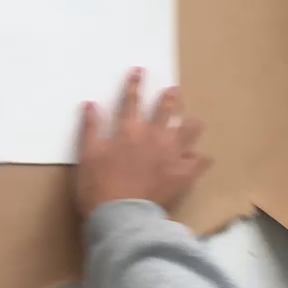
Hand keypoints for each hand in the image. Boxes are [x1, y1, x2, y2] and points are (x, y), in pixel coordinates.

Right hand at [75, 68, 212, 216]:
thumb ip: (90, 129)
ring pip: (190, 130)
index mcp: (129, 131)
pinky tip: (199, 157)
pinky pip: (199, 162)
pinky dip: (200, 158)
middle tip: (174, 90)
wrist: (120, 216)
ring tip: (192, 120)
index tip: (139, 71)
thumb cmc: (98, 187)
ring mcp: (172, 155)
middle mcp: (155, 137)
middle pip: (168, 109)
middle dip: (171, 97)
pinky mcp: (183, 174)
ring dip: (191, 122)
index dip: (135, 84)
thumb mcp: (87, 156)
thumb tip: (91, 104)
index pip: (132, 101)